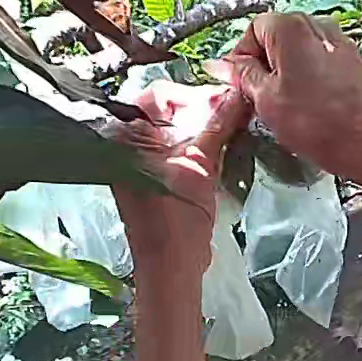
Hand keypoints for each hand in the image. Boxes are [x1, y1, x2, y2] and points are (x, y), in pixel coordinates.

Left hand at [111, 80, 247, 360]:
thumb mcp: (200, 167)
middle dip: (200, 110)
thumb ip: (217, 127)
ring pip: (171, 131)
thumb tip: (237, 95)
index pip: (158, 96)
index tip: (224, 102)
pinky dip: (195, 146)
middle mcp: (124, 146)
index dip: (194, 95)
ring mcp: (137, 164)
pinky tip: (219, 146)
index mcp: (124, 139)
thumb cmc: (177, 220)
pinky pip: (173, 151)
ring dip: (201, 128)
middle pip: (165, 112)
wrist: (172, 265)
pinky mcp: (152, 179)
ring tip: (229, 127)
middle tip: (231, 112)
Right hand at [206, 12, 361, 182]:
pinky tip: (307, 102)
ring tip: (285, 102)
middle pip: (277, 37)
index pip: (253, 30)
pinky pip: (320, 61)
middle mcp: (318, 25)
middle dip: (264, 64)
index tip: (239, 81)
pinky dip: (309, 76)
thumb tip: (222, 65)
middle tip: (259, 95)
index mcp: (291, 28)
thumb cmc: (312, 123)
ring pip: (299, 50)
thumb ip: (241, 75)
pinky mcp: (351, 62)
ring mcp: (338, 42)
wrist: (359, 144)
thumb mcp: (265, 99)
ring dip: (287, 71)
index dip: (242, 57)